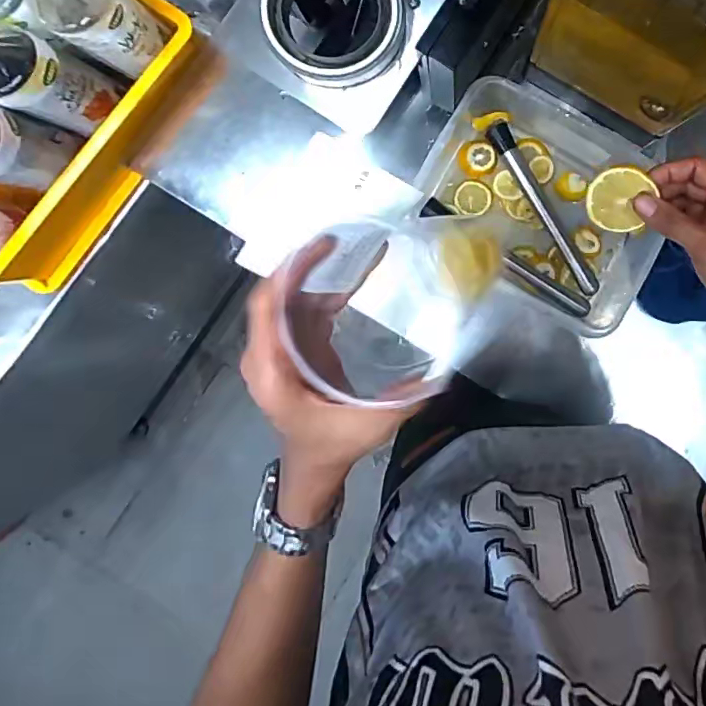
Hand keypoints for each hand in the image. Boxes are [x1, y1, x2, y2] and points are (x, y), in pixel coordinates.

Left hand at [241, 237, 424, 524]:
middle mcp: (267, 353)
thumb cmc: (331, 446)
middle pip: (274, 297)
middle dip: (301, 265)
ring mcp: (278, 348)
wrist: (312, 466)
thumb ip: (402, 401)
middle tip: (333, 239)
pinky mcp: (291, 347)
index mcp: (273, 370)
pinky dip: (321, 290)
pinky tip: (349, 276)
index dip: (284, 276)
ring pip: (288, 298)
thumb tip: (440, 374)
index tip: (310, 250)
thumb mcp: (368, 426)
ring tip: (342, 246)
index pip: (265, 310)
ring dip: (312, 273)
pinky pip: (300, 309)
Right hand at [633, 158, 705, 337]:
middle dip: (665, 190)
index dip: (667, 172)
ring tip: (638, 212)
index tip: (639, 184)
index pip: (698, 168)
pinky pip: (695, 221)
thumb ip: (669, 220)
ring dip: (668, 206)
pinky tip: (655, 225)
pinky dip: (676, 221)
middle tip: (633, 200)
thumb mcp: (704, 245)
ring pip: (693, 203)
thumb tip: (637, 200)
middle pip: (695, 183)